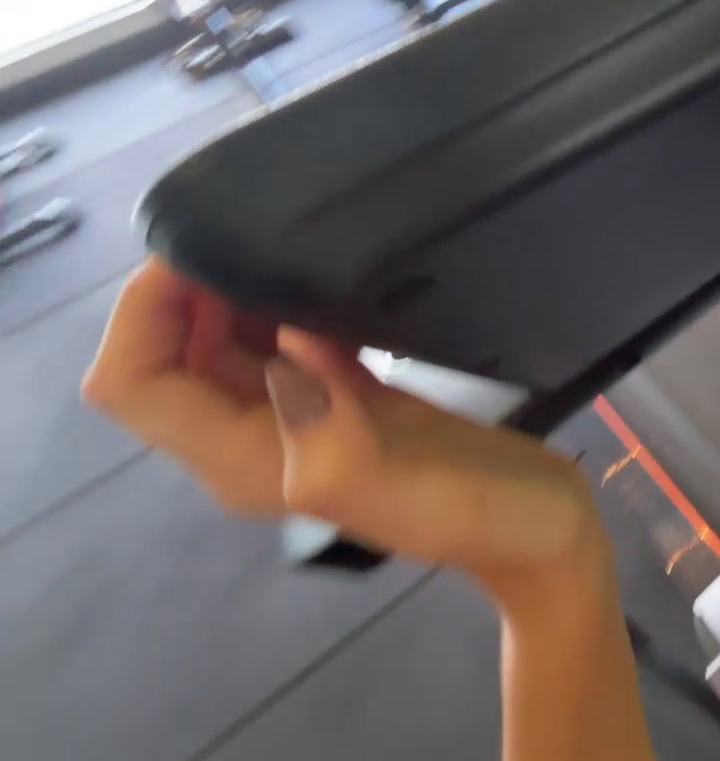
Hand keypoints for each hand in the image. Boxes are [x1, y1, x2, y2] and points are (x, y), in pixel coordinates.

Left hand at [83, 259, 607, 602]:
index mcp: (248, 462)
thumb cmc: (477, 512)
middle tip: (239, 234)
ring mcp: (317, 422)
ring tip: (277, 243)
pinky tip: (328, 280)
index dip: (143, 317)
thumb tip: (289, 328)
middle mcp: (262, 442)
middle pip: (174, 364)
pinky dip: (297, 313)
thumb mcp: (395, 483)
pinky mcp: (366, 405)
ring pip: (235, 353)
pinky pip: (302, 351)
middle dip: (182, 299)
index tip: (195, 254)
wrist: (540, 527)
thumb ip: (326, 416)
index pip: (137, 386)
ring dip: (236, 300)